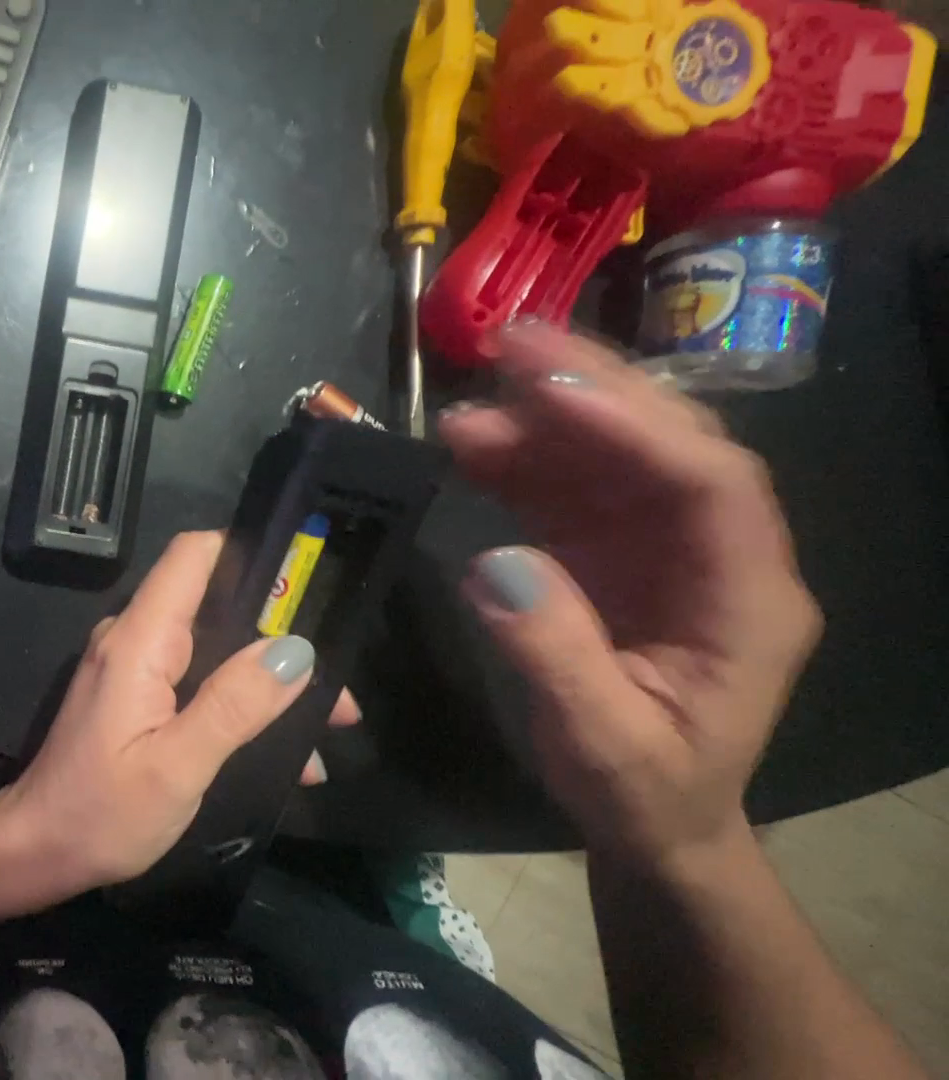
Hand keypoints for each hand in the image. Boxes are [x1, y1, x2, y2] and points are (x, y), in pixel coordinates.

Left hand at [0, 531, 360, 894]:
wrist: (40, 847)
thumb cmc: (102, 813)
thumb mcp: (178, 766)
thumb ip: (234, 704)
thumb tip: (295, 649)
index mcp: (138, 642)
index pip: (192, 557)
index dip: (249, 552)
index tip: (309, 577)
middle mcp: (132, 639)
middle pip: (213, 601)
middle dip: (279, 634)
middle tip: (337, 687)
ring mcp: (132, 666)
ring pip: (213, 646)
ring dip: (268, 679)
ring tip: (329, 727)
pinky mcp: (135, 694)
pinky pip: (196, 679)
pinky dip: (240, 703)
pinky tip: (286, 753)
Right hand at [438, 322, 821, 867]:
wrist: (649, 815)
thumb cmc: (641, 787)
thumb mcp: (601, 739)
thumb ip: (555, 654)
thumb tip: (495, 561)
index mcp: (745, 597)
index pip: (708, 485)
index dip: (632, 429)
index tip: (548, 392)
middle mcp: (711, 552)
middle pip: (667, 444)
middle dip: (594, 387)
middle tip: (513, 343)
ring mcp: (656, 547)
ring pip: (611, 455)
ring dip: (543, 416)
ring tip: (471, 392)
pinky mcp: (605, 551)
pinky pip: (566, 488)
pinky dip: (517, 459)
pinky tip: (468, 444)